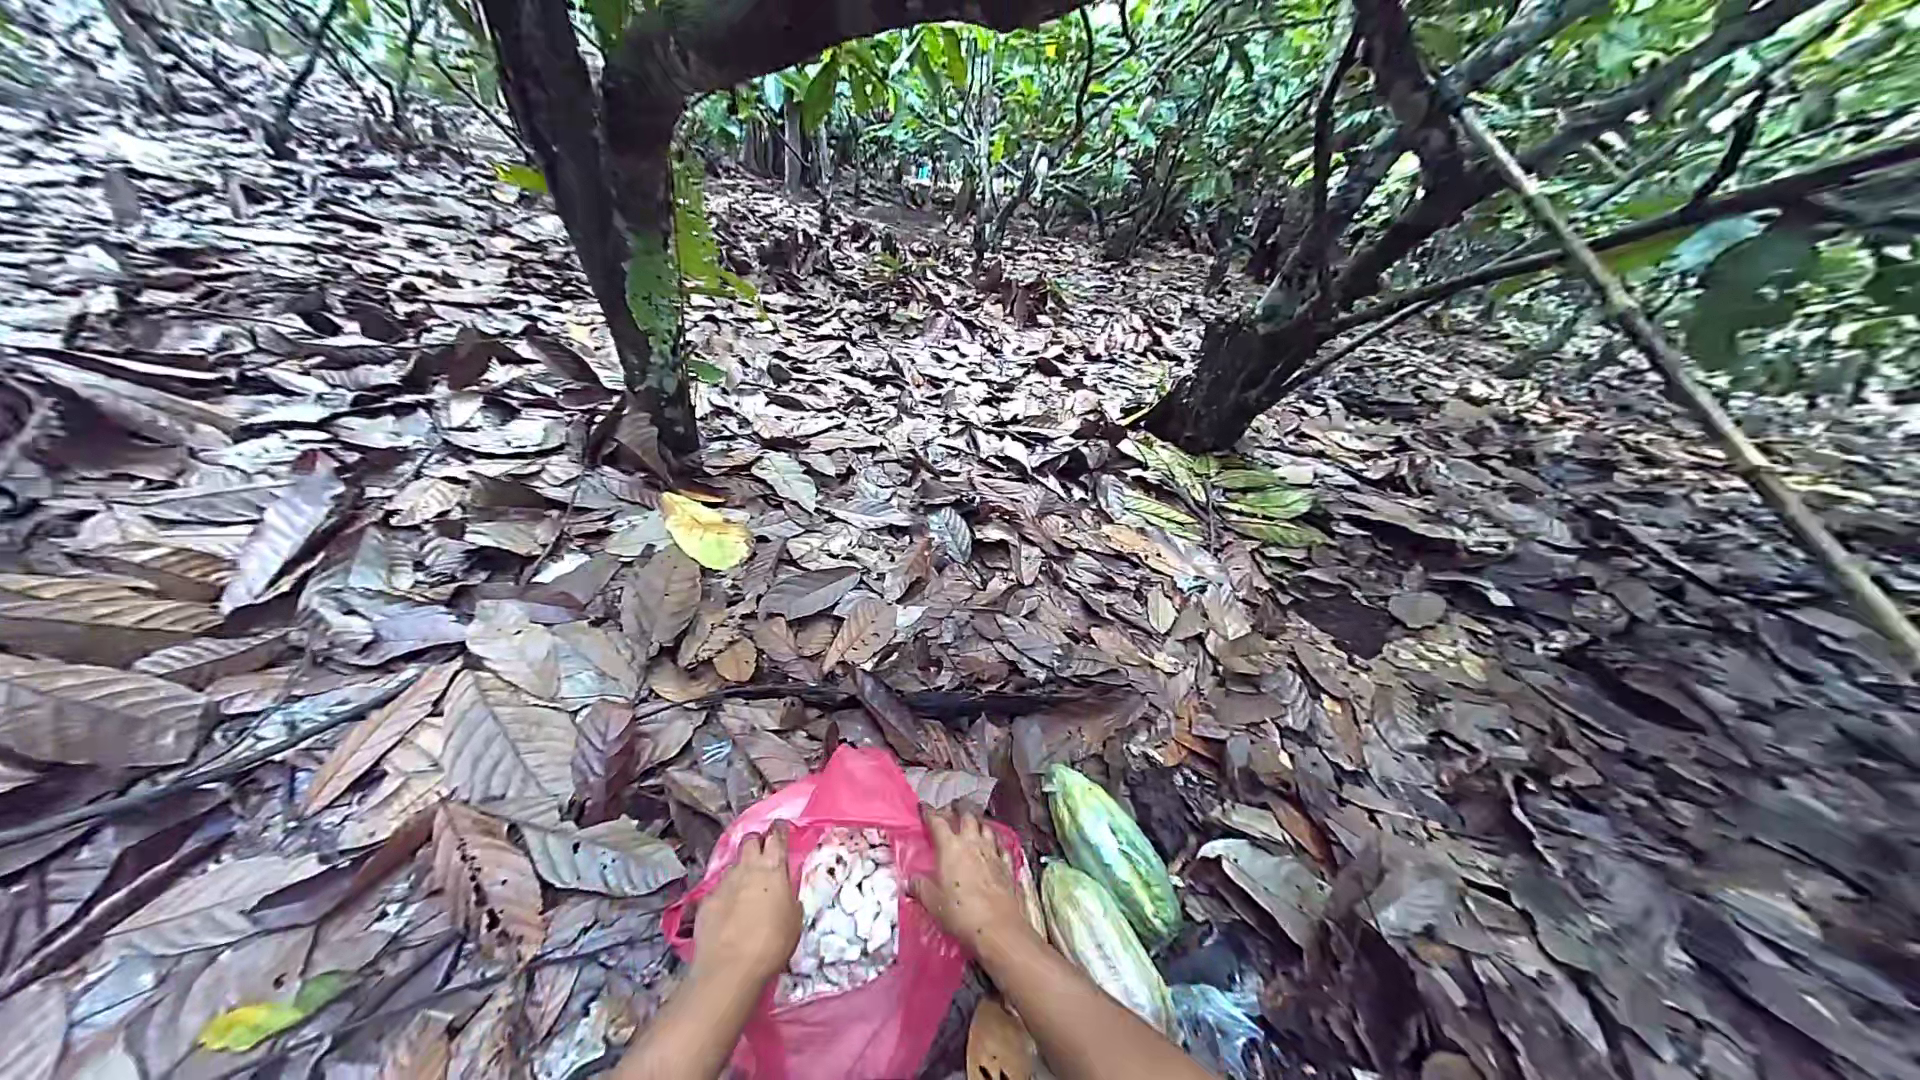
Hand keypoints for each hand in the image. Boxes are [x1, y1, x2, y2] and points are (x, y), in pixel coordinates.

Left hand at [690, 822, 800, 987]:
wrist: (729, 968)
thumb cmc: (771, 942)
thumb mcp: (794, 918)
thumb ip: (788, 897)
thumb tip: (783, 892)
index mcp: (773, 867)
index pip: (776, 835)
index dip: (779, 830)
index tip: (780, 828)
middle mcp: (747, 867)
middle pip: (750, 840)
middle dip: (756, 843)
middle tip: (762, 856)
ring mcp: (724, 882)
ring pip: (734, 866)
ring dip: (741, 872)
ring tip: (745, 891)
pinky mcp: (705, 901)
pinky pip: (719, 890)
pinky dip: (725, 896)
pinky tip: (727, 914)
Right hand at [911, 806, 1034, 953]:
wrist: (997, 926)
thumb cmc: (960, 912)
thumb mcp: (931, 901)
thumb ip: (919, 887)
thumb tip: (910, 881)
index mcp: (950, 847)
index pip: (937, 822)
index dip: (929, 813)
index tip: (924, 808)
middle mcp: (972, 843)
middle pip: (966, 817)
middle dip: (957, 811)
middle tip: (951, 811)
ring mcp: (992, 852)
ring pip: (986, 827)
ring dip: (978, 822)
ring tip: (973, 823)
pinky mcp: (1006, 865)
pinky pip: (1001, 845)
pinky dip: (996, 841)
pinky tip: (995, 844)